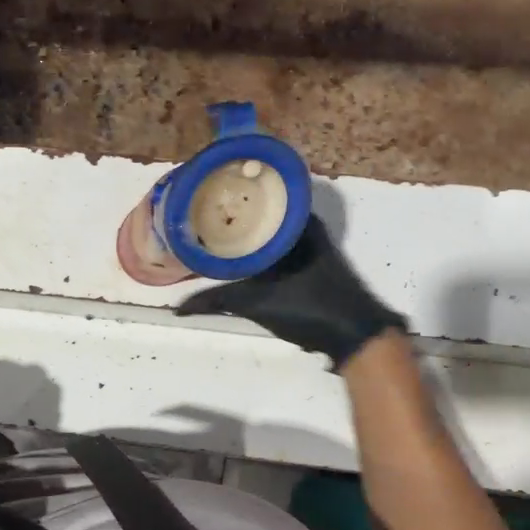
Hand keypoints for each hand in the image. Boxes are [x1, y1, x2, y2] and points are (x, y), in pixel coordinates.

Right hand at [174, 217, 404, 369]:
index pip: (260, 195)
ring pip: (265, 234)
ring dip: (241, 237)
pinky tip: (231, 261)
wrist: (350, 333)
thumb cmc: (309, 307)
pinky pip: (271, 249)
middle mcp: (302, 227)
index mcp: (296, 222)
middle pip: (260, 215)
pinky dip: (251, 253)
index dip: (232, 195)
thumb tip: (178, 307)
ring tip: (208, 238)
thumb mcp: (256, 303)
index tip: (203, 195)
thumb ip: (215, 302)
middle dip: (231, 218)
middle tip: (197, 219)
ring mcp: (305, 245)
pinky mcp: (304, 263)